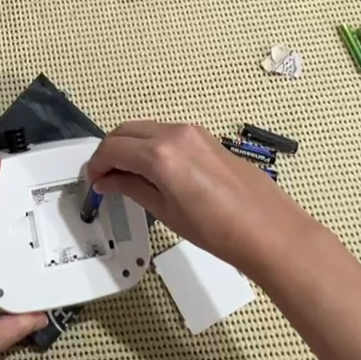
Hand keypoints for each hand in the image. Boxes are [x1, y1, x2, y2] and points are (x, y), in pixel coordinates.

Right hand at [86, 121, 316, 277]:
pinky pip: (165, 132)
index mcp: (159, 154)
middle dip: (110, 150)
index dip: (97, 164)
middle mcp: (173, 133)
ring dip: (129, 146)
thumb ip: (131, 188)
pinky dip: (150, 144)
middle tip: (104, 177)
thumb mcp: (165, 211)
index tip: (92, 181)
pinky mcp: (204, 136)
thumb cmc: (216, 230)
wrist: (268, 230)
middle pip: (126, 131)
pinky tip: (153, 170)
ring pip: (145, 129)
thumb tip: (107, 180)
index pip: (113, 148)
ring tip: (127, 175)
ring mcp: (191, 131)